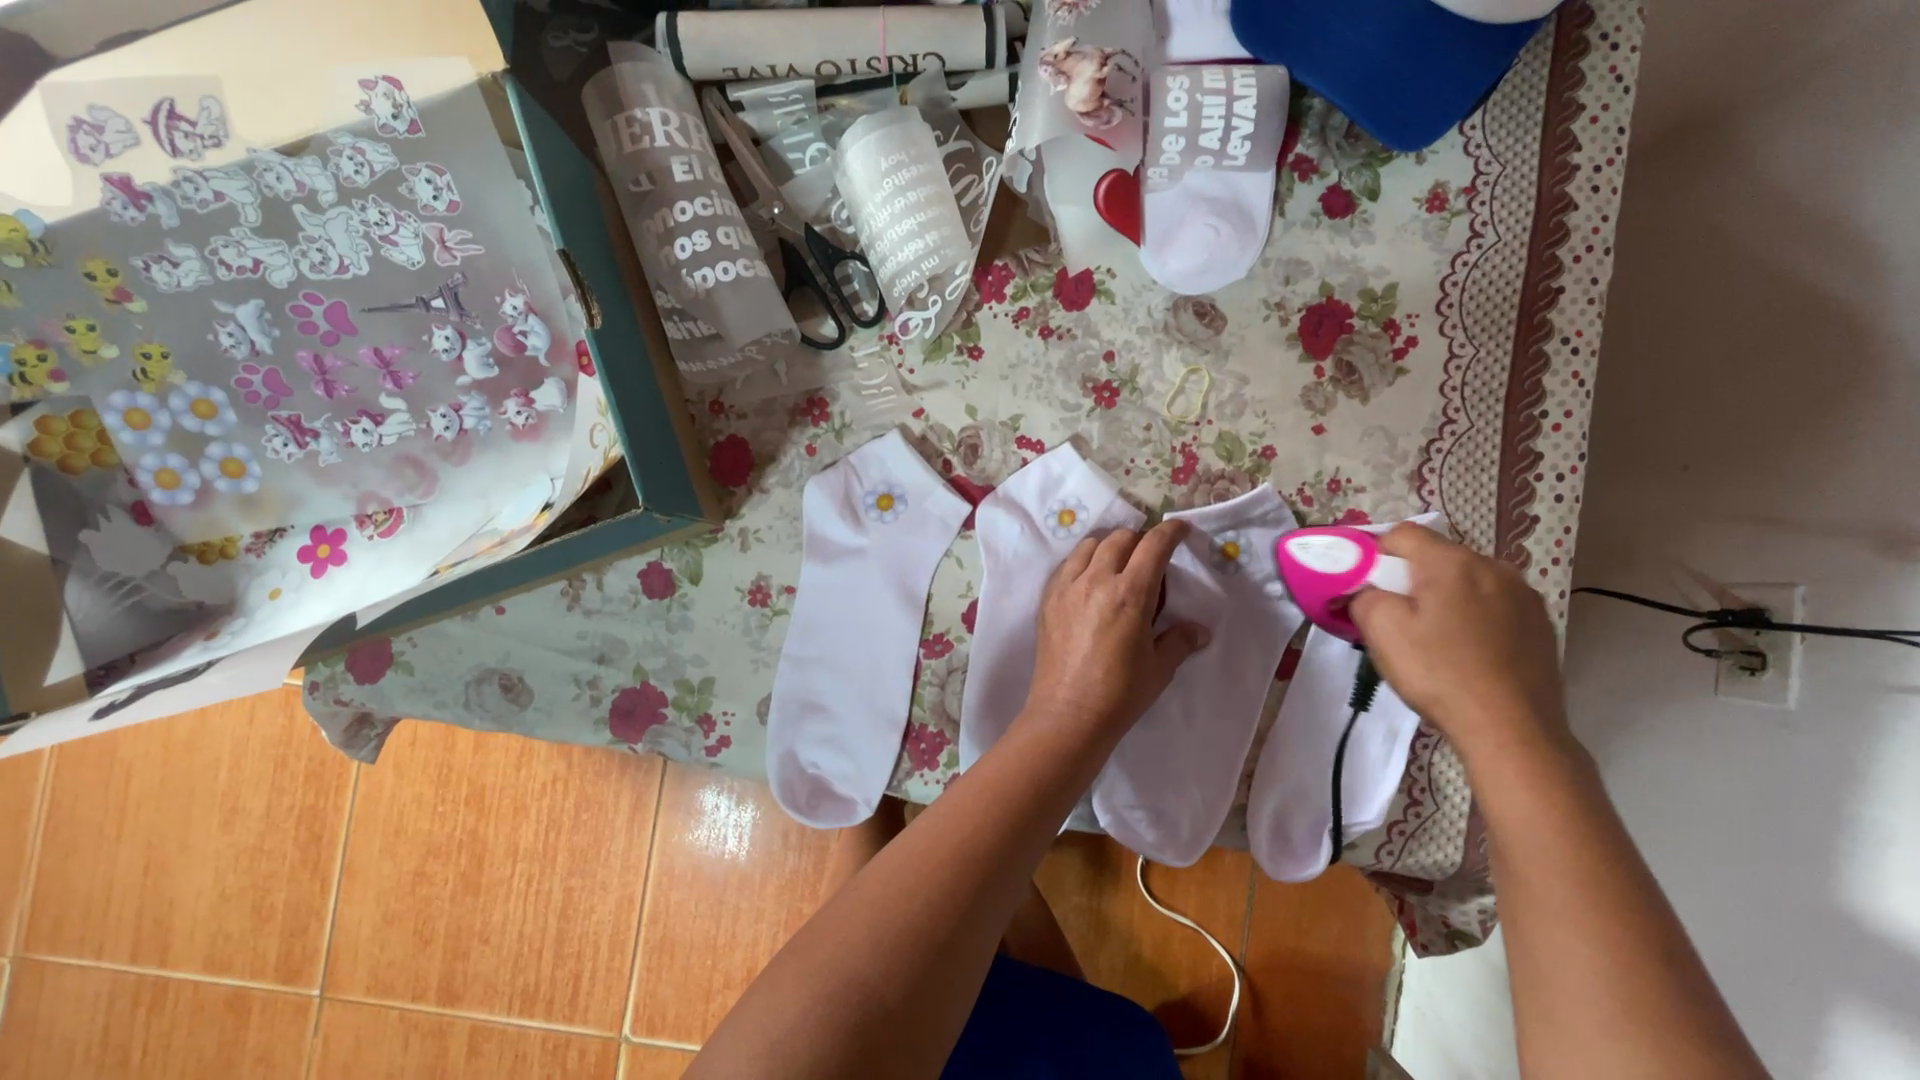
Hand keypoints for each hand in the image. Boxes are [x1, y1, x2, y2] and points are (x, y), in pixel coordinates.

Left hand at [1021, 520, 1211, 740]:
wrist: (1067, 715)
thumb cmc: (1120, 694)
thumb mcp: (1160, 668)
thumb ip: (1180, 641)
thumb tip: (1198, 630)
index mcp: (1130, 594)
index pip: (1153, 546)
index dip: (1170, 532)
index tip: (1180, 529)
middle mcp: (1096, 581)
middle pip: (1120, 538)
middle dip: (1140, 539)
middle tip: (1151, 557)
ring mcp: (1067, 588)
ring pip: (1090, 545)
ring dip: (1110, 546)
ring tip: (1120, 566)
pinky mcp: (1048, 600)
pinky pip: (1067, 565)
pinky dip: (1083, 561)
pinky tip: (1091, 581)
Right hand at [1349, 524, 1571, 764]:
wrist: (1512, 729)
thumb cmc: (1440, 674)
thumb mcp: (1382, 632)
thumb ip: (1364, 596)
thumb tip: (1365, 590)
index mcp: (1452, 562)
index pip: (1402, 534)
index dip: (1375, 554)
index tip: (1364, 588)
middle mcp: (1494, 566)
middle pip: (1437, 557)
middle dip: (1411, 579)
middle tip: (1396, 619)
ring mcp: (1523, 595)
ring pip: (1467, 582)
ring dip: (1446, 598)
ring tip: (1435, 639)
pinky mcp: (1540, 624)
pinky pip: (1494, 606)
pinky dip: (1475, 619)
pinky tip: (1469, 653)